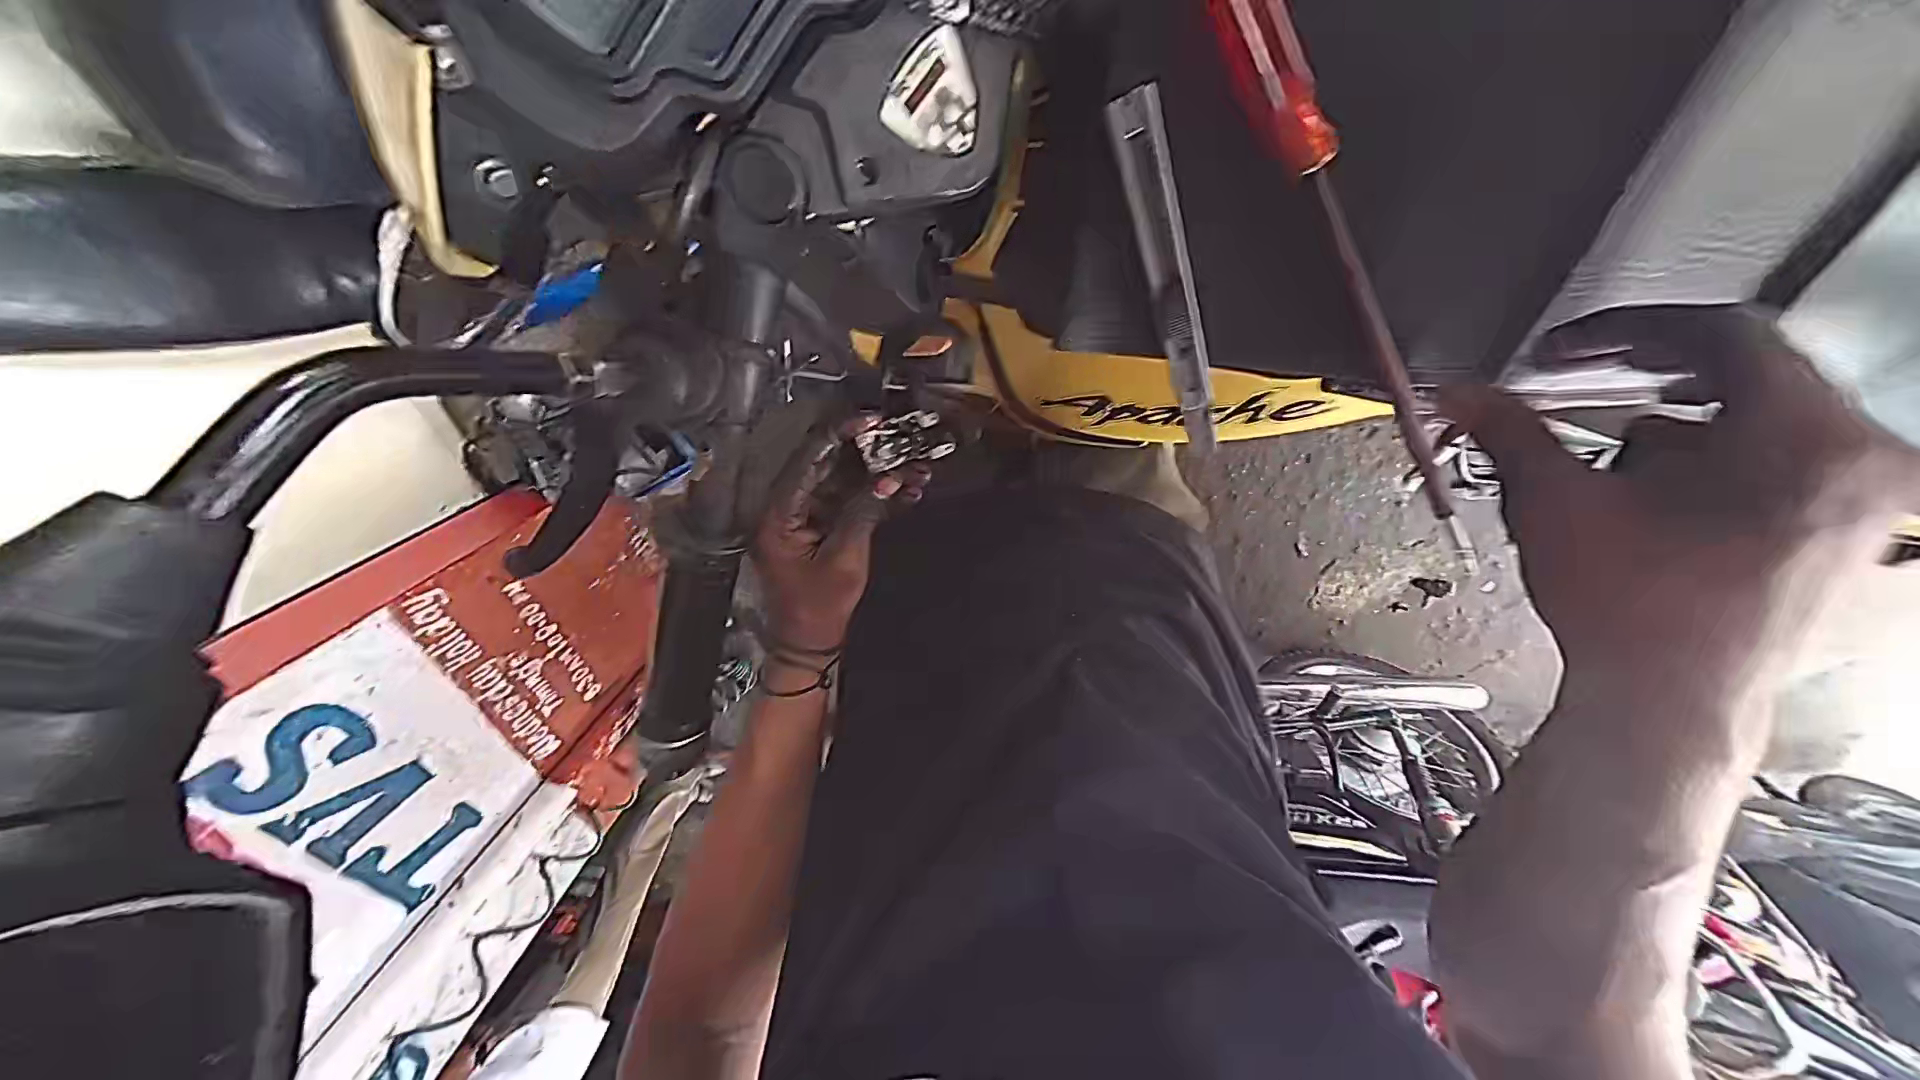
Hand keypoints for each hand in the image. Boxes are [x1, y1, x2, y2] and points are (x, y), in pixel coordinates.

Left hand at [753, 418, 931, 653]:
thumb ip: (863, 513)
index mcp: (780, 513)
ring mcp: (805, 517)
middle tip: (897, 440)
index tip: (870, 421)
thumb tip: (887, 479)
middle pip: (826, 466)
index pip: (808, 460)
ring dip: (875, 475)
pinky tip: (904, 490)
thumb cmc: (819, 606)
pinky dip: (872, 496)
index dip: (840, 435)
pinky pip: (846, 502)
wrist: (808, 642)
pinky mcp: (821, 528)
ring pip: (841, 482)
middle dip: (865, 452)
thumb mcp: (845, 559)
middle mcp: (788, 508)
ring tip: (912, 468)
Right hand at [1442, 305, 1917, 703]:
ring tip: (1612, 464)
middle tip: (1588, 387)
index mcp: (1803, 443)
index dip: (1624, 333)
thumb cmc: (1630, 612)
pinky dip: (1715, 467)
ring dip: (1678, 431)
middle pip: (1748, 379)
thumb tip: (1467, 397)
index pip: (1720, 336)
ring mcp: (1866, 509)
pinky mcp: (1849, 541)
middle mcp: (1861, 468)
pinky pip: (1787, 470)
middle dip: (1648, 385)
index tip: (1571, 350)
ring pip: (1766, 426)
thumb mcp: (1552, 502)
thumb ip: (1509, 433)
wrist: (1665, 698)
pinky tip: (1653, 499)